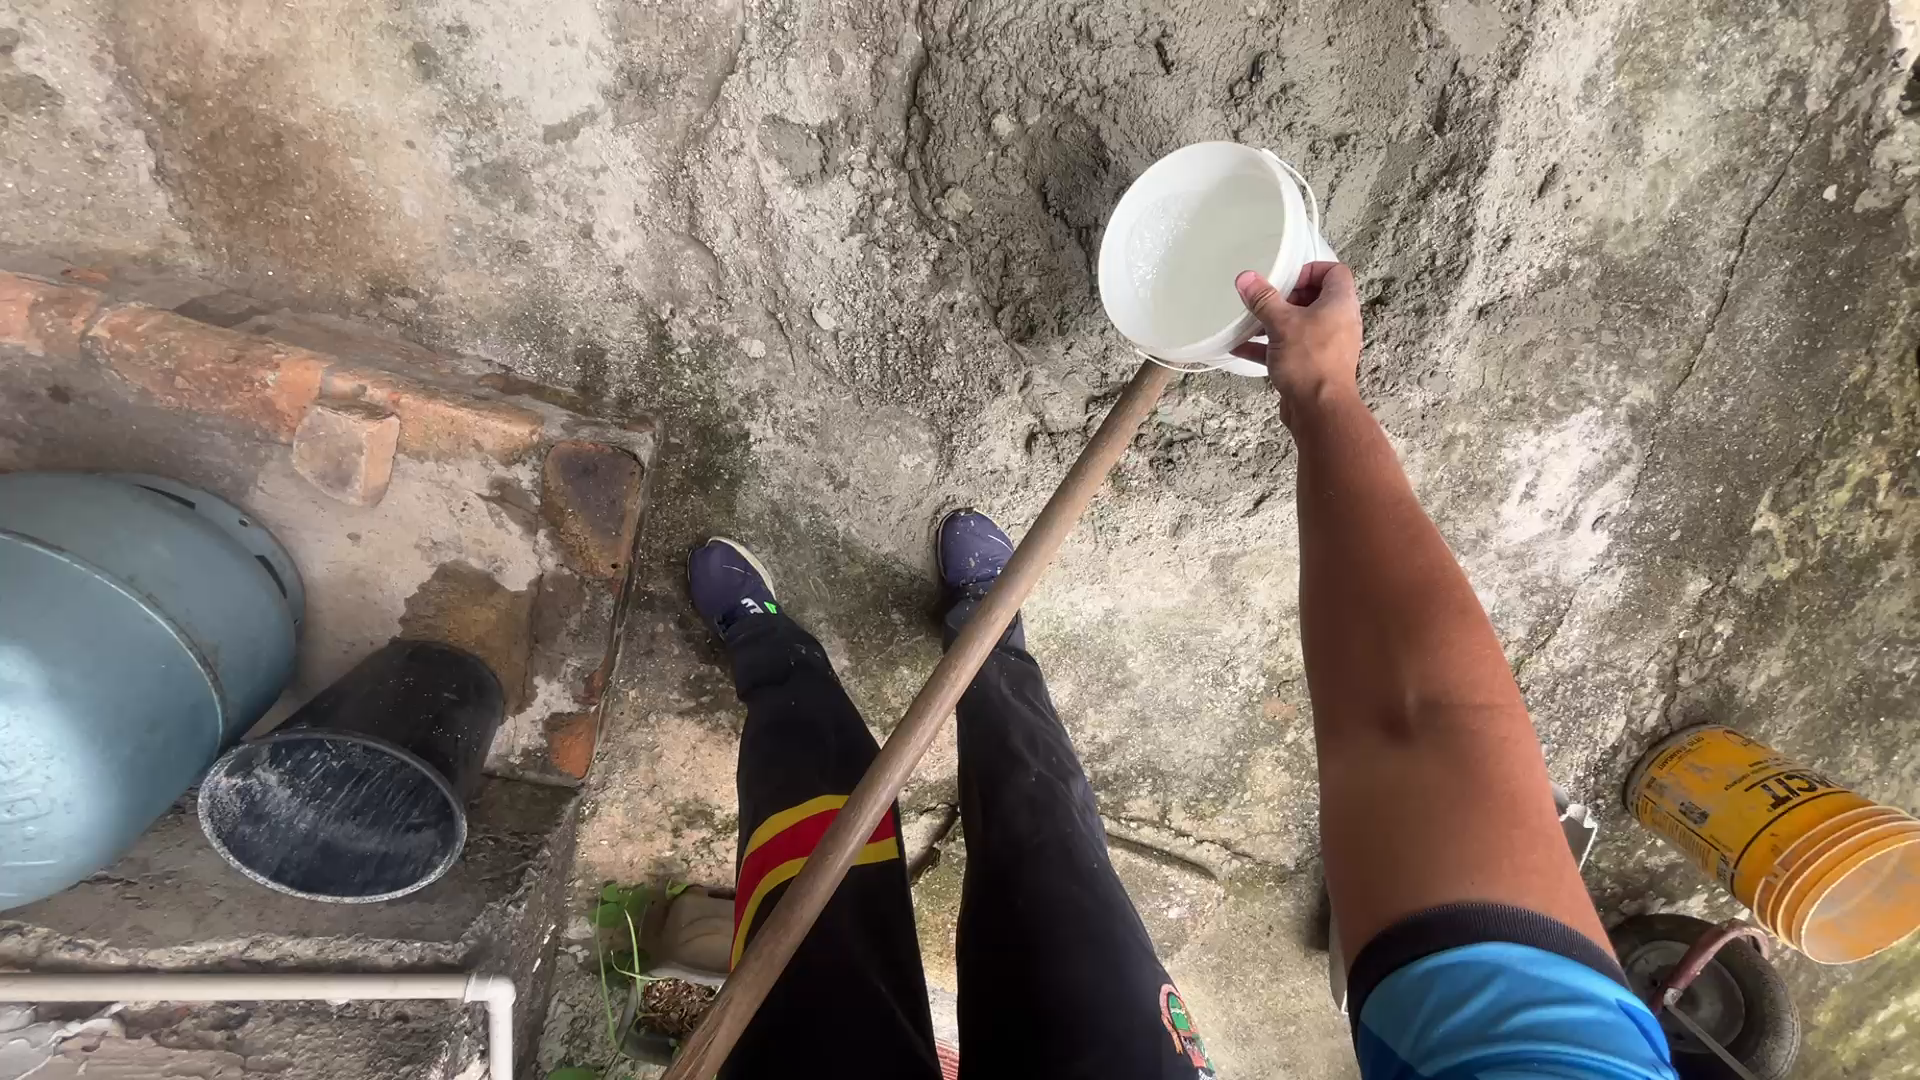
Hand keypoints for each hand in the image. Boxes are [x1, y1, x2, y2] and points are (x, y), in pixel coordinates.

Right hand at [1233, 262, 1362, 426]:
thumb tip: (1246, 278)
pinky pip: (1289, 348)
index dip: (1309, 271)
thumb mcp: (1282, 323)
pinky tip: (1242, 348)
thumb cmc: (1310, 361)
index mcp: (1339, 303)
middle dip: (1285, 298)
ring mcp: (1325, 344)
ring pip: (1298, 325)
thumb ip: (1263, 300)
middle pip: (1313, 298)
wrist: (1319, 408)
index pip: (1333, 272)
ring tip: (1250, 323)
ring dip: (1273, 323)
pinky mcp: (1312, 365)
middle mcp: (1337, 321)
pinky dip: (1268, 346)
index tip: (1284, 278)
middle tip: (1265, 301)